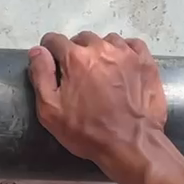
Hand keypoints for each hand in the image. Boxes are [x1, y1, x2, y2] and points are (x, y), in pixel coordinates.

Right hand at [28, 32, 168, 177]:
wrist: (130, 144)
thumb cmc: (86, 131)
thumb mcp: (50, 111)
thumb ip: (41, 76)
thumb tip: (37, 50)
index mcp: (75, 58)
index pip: (54, 40)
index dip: (50, 52)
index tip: (53, 65)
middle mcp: (101, 48)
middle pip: (82, 39)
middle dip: (76, 52)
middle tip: (79, 75)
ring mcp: (127, 53)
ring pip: (108, 41)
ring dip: (101, 52)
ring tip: (102, 73)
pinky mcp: (146, 62)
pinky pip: (132, 45)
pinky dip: (125, 51)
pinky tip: (122, 67)